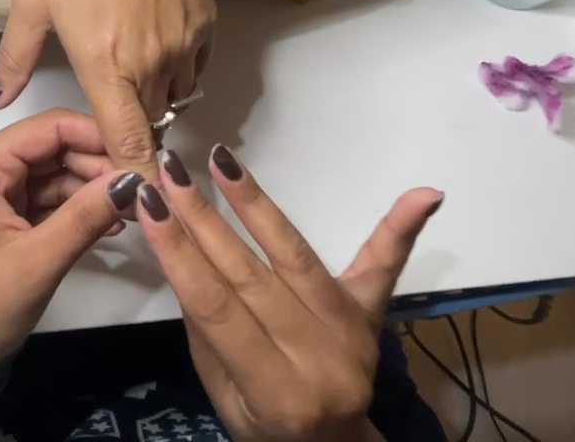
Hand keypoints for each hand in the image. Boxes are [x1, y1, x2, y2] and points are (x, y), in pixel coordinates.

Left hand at [0, 0, 213, 178]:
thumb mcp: (33, 2)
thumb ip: (15, 60)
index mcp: (107, 66)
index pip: (128, 145)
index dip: (130, 177)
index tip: (124, 192)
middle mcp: (153, 66)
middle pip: (150, 126)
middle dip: (131, 133)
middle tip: (109, 121)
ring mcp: (184, 46)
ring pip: (173, 99)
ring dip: (152, 102)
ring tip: (128, 77)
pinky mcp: (206, 27)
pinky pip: (194, 71)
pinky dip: (176, 74)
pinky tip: (152, 51)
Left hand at [0, 110, 142, 422]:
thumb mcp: (36, 262)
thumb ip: (84, 216)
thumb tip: (133, 179)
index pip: (51, 126)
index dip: (98, 133)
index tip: (143, 153)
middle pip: (57, 146)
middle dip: (100, 164)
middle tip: (146, 188)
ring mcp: (0, 193)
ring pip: (59, 173)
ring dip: (95, 189)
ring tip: (136, 209)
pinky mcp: (10, 217)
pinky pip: (52, 200)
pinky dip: (80, 210)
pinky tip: (113, 223)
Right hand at [140, 146, 441, 441]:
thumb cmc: (262, 427)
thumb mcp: (220, 390)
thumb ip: (206, 320)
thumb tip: (180, 242)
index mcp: (279, 393)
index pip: (215, 306)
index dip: (178, 251)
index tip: (148, 201)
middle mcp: (323, 360)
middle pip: (249, 274)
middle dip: (201, 217)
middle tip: (168, 171)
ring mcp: (354, 333)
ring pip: (295, 254)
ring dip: (254, 202)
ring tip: (221, 160)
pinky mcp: (373, 314)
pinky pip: (383, 267)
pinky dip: (401, 228)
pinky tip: (425, 194)